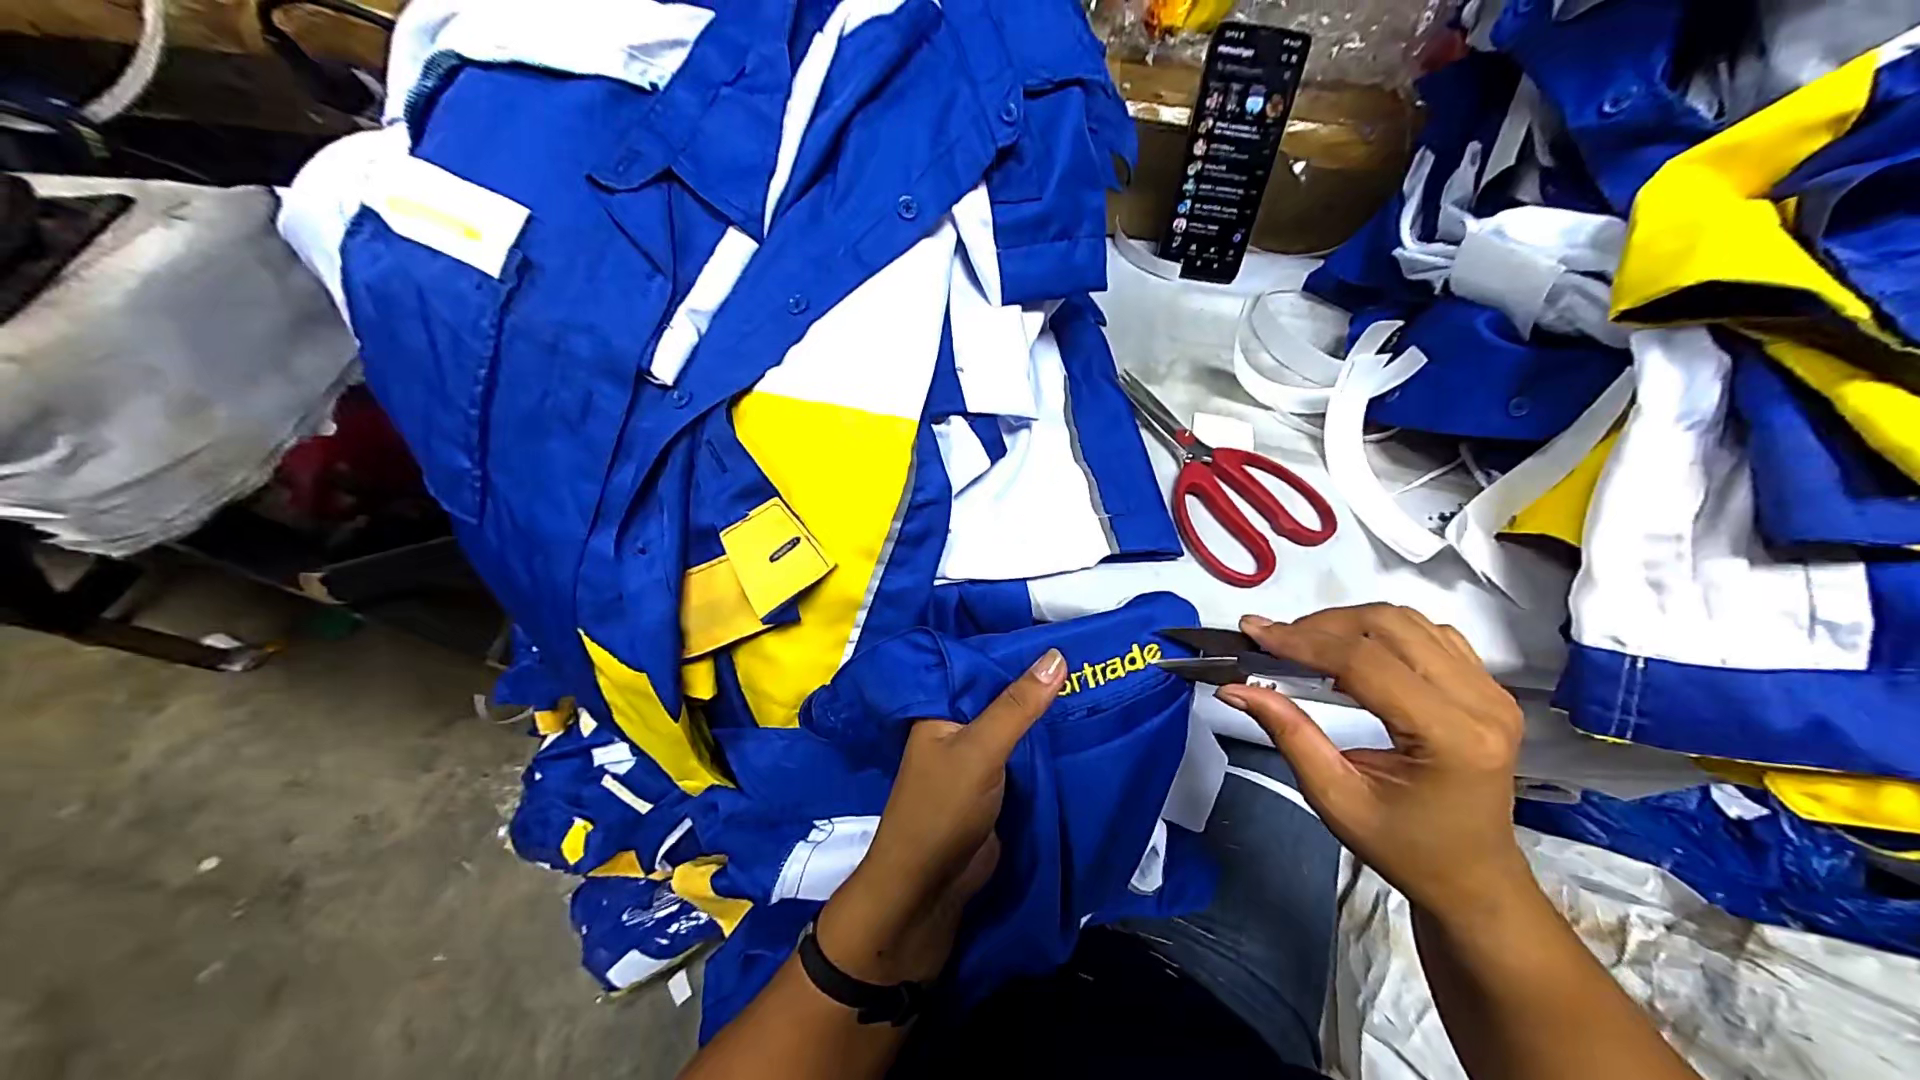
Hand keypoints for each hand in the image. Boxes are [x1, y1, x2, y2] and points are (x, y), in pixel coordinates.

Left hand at [815, 648, 1066, 984]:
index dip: (1016, 652)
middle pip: (1001, 698)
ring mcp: (976, 761)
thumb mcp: (981, 750)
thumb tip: (1057, 654)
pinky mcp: (995, 789)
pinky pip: (1023, 758)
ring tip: (1093, 685)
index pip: (980, 667)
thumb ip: (1017, 706)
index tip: (1061, 634)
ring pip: (1015, 729)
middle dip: (1036, 685)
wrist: (929, 892)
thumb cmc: (943, 810)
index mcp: (939, 710)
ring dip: (1044, 716)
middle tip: (1089, 658)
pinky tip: (1078, 729)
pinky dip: (1045, 748)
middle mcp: (956, 730)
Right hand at [1216, 605, 1528, 920]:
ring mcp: (1491, 692)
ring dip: (1349, 623)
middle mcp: (1482, 704)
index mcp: (1450, 737)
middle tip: (1276, 642)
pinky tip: (1353, 651)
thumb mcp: (1334, 797)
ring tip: (1306, 644)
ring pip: (1409, 621)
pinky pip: (1430, 633)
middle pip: (1389, 627)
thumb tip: (1235, 688)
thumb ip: (1288, 733)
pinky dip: (1382, 631)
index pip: (1366, 663)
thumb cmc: (1403, 847)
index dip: (1304, 642)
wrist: (1471, 877)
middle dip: (1322, 625)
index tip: (1255, 632)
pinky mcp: (1488, 688)